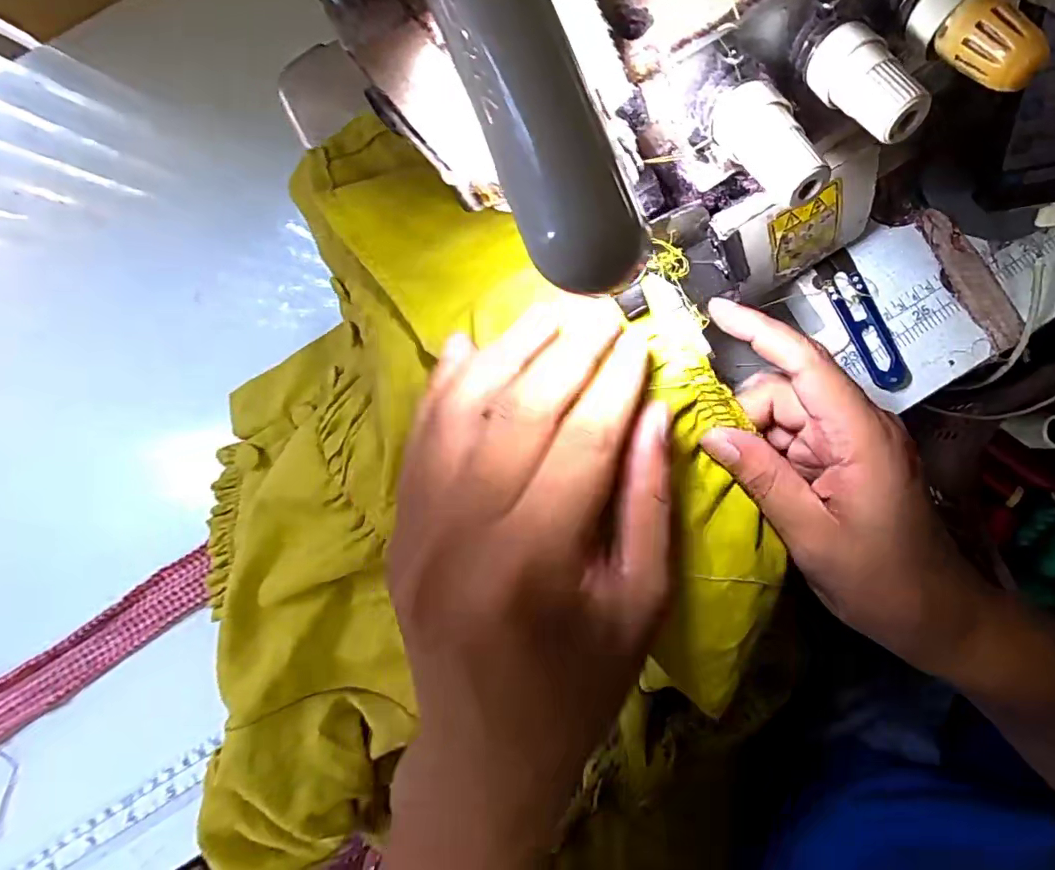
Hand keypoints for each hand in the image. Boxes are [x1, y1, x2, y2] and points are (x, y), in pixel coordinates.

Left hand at [385, 301, 671, 867]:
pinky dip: (445, 383)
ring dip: (511, 349)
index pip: (583, 439)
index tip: (639, 339)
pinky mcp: (400, 524)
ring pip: (464, 409)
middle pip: (520, 410)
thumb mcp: (642, 599)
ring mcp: (419, 524)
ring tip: (552, 308)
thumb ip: (647, 500)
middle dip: (569, 350)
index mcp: (535, 560)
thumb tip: (654, 410)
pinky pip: (420, 435)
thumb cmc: (583, 681)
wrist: (487, 746)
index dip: (617, 382)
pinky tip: (470, 341)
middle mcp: (464, 531)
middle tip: (602, 309)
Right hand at [697, 297, 996, 683]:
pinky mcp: (850, 458)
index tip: (716, 310)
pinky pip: (800, 439)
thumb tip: (713, 435)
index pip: (805, 362)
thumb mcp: (813, 536)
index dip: (759, 330)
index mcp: (860, 433)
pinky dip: (773, 454)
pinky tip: (759, 482)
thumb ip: (763, 479)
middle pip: (788, 392)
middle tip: (716, 457)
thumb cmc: (883, 583)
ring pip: (789, 416)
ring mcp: (855, 440)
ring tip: (738, 478)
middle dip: (746, 416)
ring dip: (758, 439)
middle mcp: (860, 424)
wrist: (938, 616)